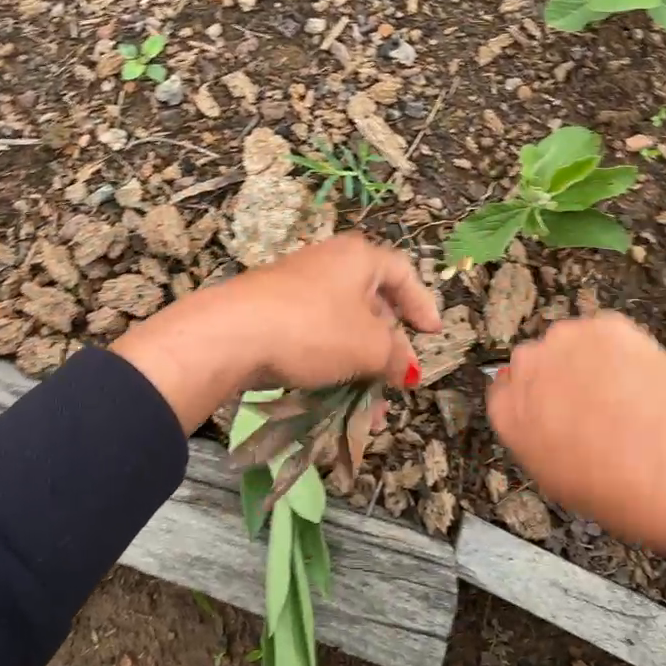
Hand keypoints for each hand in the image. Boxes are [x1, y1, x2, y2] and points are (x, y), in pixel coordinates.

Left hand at [112, 234, 441, 431]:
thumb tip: (407, 367)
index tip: (433, 334)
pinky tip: (333, 397)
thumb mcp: (368, 347)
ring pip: (342, 325)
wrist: (232, 333)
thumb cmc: (313, 328)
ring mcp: (297, 286)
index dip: (422, 303)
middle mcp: (329, 262)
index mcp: (358, 257)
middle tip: (400, 377)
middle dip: (389, 344)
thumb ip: (396, 356)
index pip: (403, 273)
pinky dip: (331, 363)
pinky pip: (314, 335)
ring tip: (368, 408)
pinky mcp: (272, 310)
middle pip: (371, 300)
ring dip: (361, 365)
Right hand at [487, 313, 665, 568]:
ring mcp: (565, 340)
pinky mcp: (605, 323)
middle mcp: (527, 368)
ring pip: (569, 343)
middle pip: (533, 362)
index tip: (553, 411)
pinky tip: (641, 377)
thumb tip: (550, 427)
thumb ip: (539, 442)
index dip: (532, 402)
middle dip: (557, 376)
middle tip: (592, 404)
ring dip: (587, 359)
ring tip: (623, 392)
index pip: (502, 392)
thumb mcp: (563, 483)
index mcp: (508, 414)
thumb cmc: (624, 491)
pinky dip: (621, 348)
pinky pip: (605, 332)